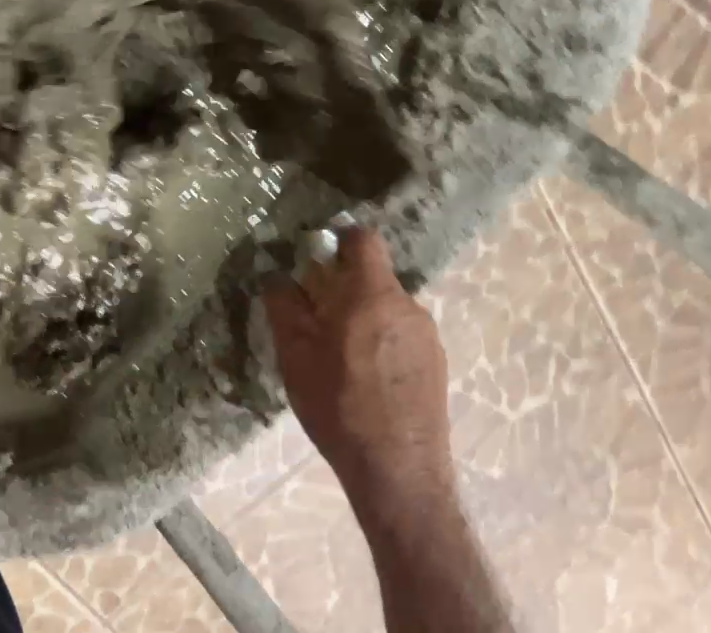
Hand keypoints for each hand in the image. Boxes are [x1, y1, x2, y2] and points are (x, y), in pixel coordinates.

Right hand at [263, 227, 452, 500]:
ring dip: (359, 316)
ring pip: (385, 307)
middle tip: (311, 315)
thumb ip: (283, 305)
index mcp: (371, 294)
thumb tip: (275, 274)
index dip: (337, 239)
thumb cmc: (336, 403)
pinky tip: (360, 377)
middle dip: (340, 286)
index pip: (362, 239)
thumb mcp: (294, 353)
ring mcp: (427, 336)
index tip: (312, 256)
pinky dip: (377, 340)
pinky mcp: (436, 364)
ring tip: (333, 353)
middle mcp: (407, 306)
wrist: (397, 471)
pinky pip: (400, 334)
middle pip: (371, 277)